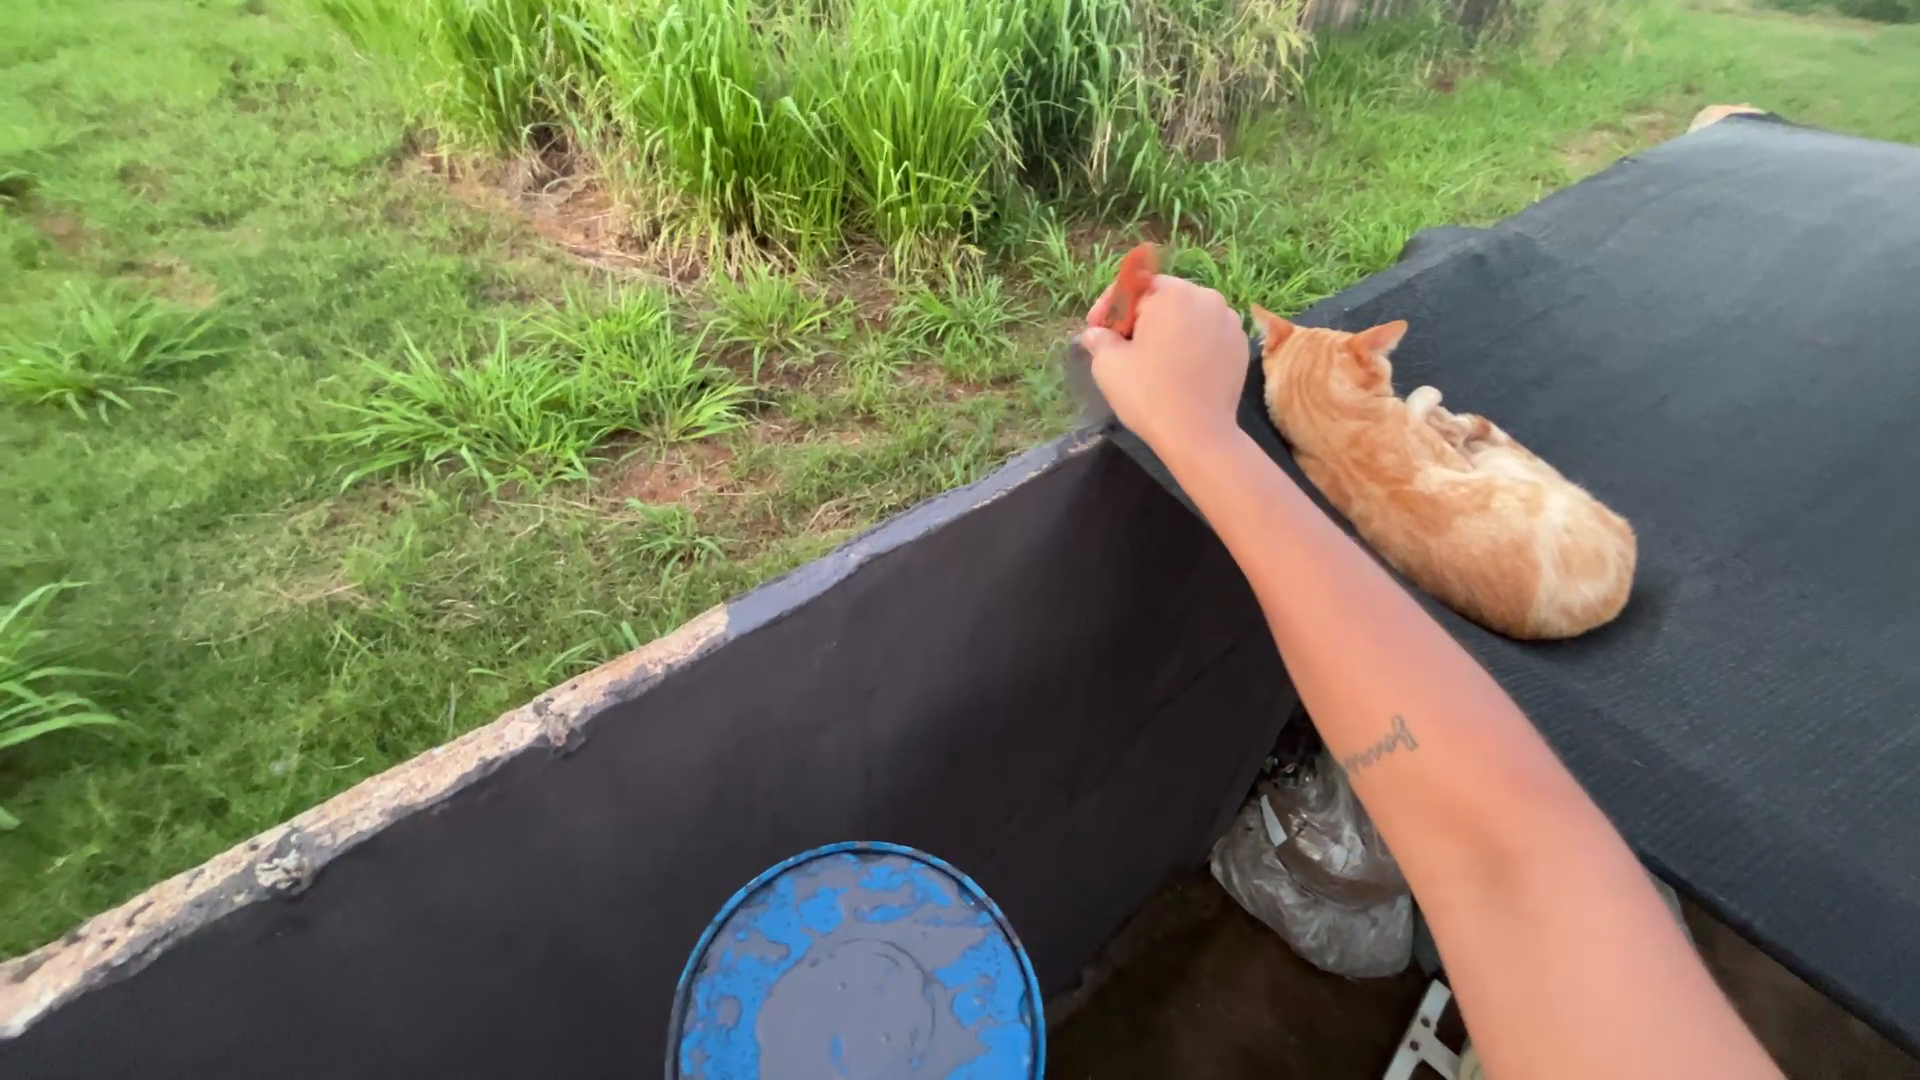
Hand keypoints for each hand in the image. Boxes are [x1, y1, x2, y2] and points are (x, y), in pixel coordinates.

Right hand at [1080, 275, 1248, 455]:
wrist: (1197, 434)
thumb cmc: (1148, 393)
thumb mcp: (1108, 364)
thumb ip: (1098, 339)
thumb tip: (1095, 333)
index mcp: (1173, 293)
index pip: (1134, 287)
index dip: (1109, 308)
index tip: (1095, 330)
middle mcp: (1207, 298)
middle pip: (1163, 300)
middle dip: (1139, 319)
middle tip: (1121, 348)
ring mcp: (1230, 322)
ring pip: (1188, 318)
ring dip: (1167, 332)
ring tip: (1151, 361)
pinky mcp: (1240, 347)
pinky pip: (1207, 337)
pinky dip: (1191, 347)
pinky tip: (1178, 371)